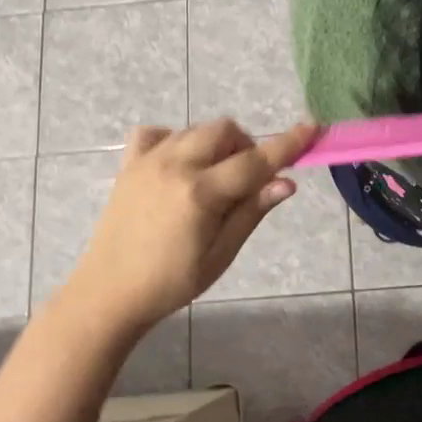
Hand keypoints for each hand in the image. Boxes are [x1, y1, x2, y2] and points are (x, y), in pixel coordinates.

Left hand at [63, 119, 318, 332]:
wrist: (109, 293)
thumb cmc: (171, 283)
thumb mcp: (220, 255)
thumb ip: (251, 212)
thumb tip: (286, 182)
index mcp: (201, 193)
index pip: (255, 160)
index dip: (287, 144)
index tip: (312, 128)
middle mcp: (175, 166)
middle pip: (224, 130)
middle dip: (245, 146)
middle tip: (247, 180)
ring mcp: (148, 161)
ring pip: (195, 129)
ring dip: (215, 144)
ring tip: (214, 179)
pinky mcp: (129, 165)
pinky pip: (157, 133)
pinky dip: (176, 140)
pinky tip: (179, 165)